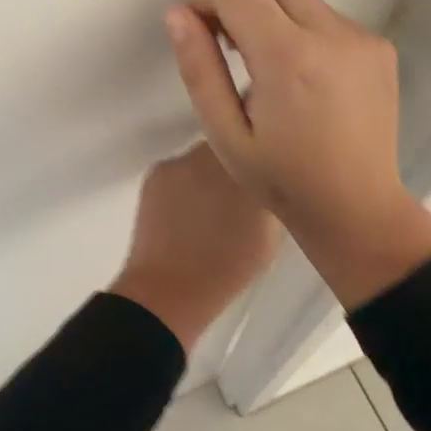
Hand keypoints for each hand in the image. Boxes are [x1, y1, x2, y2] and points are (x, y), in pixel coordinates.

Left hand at [110, 143, 281, 350]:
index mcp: (249, 172)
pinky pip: (181, 166)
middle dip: (239, 157)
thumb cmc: (228, 269)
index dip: (267, 151)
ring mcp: (182, 161)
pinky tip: (188, 206)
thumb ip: (273, 195)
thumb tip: (272, 175)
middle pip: (233, 142)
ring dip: (212, 168)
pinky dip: (188, 180)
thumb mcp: (270, 234)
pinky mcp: (157, 171)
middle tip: (242, 185)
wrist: (168, 289)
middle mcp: (214, 157)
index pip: (264, 141)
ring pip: (204, 153)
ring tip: (213, 200)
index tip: (270, 166)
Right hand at [164, 0, 430, 307]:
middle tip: (227, 39)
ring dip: (272, 12)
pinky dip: (303, 33)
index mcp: (287, 56)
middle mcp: (330, 33)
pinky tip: (302, 83)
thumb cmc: (282, 181)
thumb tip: (178, 13)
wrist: (358, 209)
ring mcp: (361, 37)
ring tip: (267, 71)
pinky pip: (327, 17)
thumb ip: (199, 68)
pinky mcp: (378, 47)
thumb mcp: (225, 133)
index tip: (202, 33)